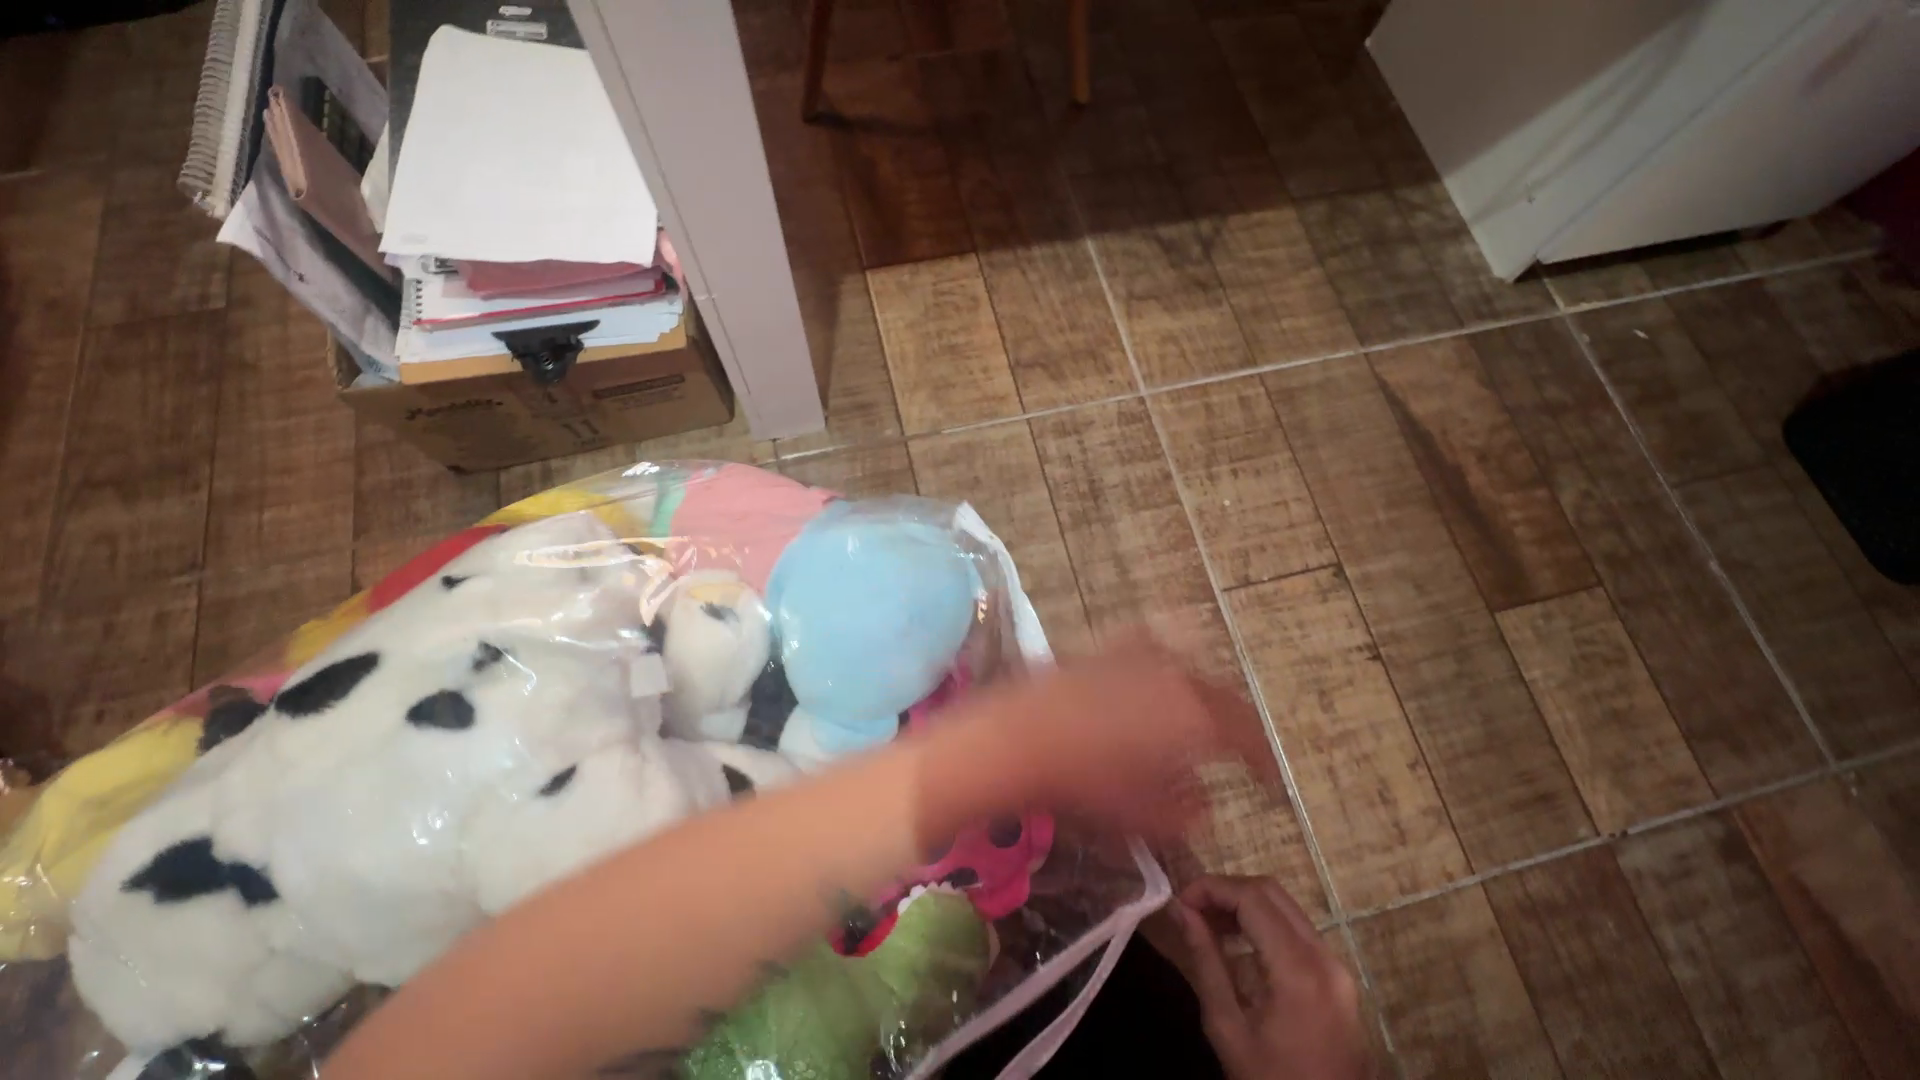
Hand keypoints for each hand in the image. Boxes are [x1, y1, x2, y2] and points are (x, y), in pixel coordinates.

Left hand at [963, 636, 1270, 838]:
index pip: (1245, 732)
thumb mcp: (1141, 815)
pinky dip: (1158, 658)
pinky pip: (1143, 648)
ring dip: (1198, 691)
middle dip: (1232, 723)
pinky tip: (1152, 668)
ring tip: (1198, 715)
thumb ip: (1184, 811)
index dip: (1262, 757)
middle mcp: (1172, 676)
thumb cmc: (1083, 785)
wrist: (1014, 739)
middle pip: (1218, 695)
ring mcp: (1134, 657)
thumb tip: (1204, 803)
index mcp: (1195, 716)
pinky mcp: (1099, 651)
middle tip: (1236, 749)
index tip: (1268, 779)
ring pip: (1184, 667)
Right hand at [1170, 876, 1367, 1079]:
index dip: (1210, 888)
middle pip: (1271, 892)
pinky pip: (1297, 929)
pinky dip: (1264, 922)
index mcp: (1298, 969)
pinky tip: (1237, 942)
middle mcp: (1325, 957)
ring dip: (1244, 903)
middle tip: (1191, 909)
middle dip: (1226, 889)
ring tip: (1207, 924)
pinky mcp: (1339, 978)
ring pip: (1286, 906)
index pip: (1251, 897)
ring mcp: (1337, 967)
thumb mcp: (1227, 1027)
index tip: (1179, 903)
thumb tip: (1180, 910)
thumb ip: (1205, 960)